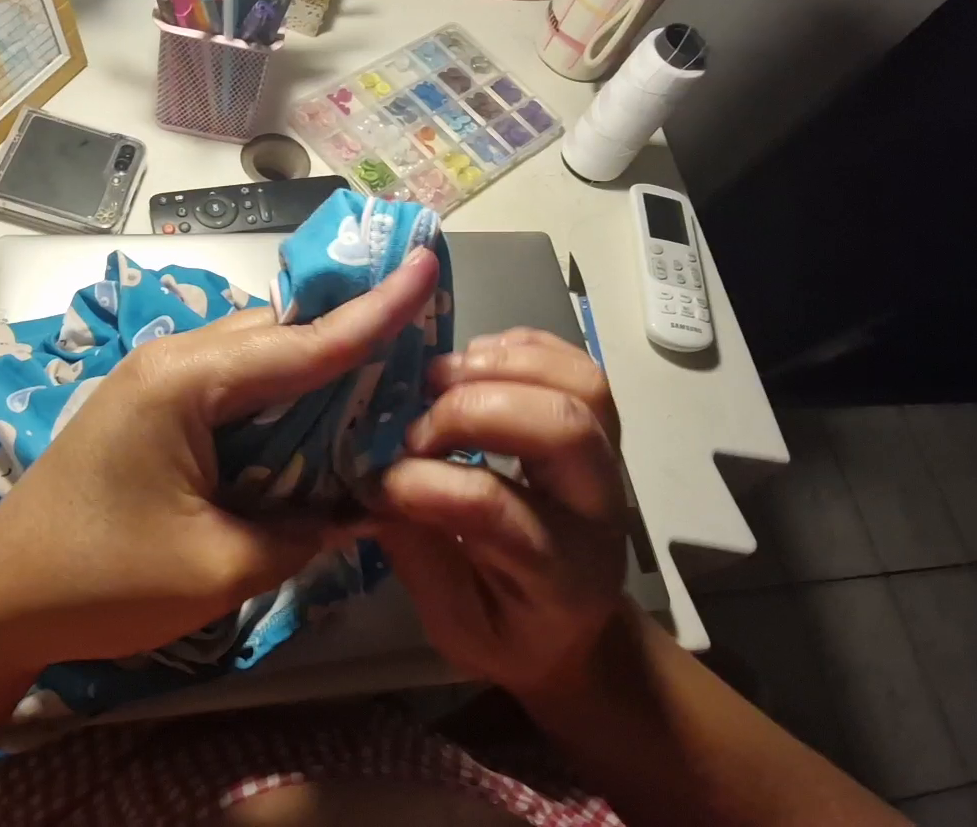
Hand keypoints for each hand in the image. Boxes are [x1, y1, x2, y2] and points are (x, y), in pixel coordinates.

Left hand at [0, 248, 441, 670]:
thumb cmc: (100, 583)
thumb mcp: (220, 568)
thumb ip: (305, 532)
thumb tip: (364, 508)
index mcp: (187, 382)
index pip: (304, 343)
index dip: (376, 311)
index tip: (429, 267)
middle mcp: (175, 360)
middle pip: (283, 336)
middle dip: (353, 339)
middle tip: (422, 353)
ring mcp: (161, 380)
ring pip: (262, 359)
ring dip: (318, 374)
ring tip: (383, 390)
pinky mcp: (157, 408)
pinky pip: (237, 388)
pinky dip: (283, 403)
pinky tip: (315, 428)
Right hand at [373, 329, 628, 698]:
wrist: (573, 623)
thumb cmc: (507, 629)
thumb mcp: (452, 622)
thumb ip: (415, 550)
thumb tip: (367, 482)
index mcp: (561, 574)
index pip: (495, 507)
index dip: (422, 483)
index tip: (374, 484)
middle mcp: (599, 507)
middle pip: (560, 428)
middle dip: (471, 411)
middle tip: (416, 428)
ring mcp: (609, 458)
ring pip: (580, 385)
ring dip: (500, 366)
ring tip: (439, 378)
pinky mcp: (600, 425)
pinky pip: (577, 364)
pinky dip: (521, 347)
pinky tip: (472, 361)